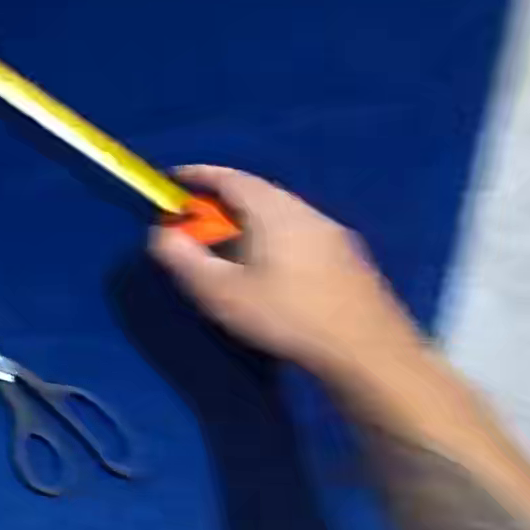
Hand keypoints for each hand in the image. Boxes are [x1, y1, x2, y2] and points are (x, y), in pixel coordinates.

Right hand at [149, 165, 426, 380]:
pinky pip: (293, 227)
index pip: (233, 180)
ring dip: (242, 215)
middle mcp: (309, 216)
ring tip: (217, 238)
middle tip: (188, 214)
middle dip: (218, 196)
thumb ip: (180, 256)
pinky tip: (254, 257)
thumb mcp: (215, 289)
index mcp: (277, 216)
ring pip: (277, 210)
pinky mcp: (344, 257)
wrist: (368, 354)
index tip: (172, 178)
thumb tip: (161, 232)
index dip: (199, 175)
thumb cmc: (283, 315)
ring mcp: (333, 236)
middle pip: (258, 192)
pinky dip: (263, 229)